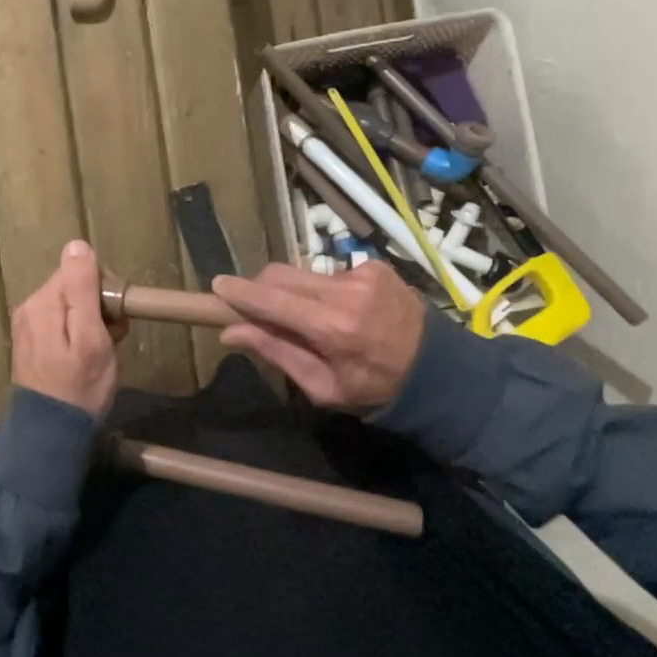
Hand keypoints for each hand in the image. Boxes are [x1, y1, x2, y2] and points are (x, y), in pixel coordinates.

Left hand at [11, 241, 121, 418]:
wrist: (51, 433)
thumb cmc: (80, 386)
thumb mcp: (90, 337)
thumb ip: (83, 290)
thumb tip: (77, 246)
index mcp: (43, 301)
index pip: (80, 269)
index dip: (104, 289)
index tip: (114, 318)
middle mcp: (29, 306)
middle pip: (73, 286)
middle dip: (97, 305)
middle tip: (110, 338)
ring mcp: (27, 325)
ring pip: (69, 304)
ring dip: (90, 320)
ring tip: (99, 351)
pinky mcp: (30, 341)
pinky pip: (60, 322)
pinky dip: (77, 333)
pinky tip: (84, 356)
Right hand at [212, 261, 424, 413]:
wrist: (440, 372)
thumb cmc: (376, 390)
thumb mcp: (322, 386)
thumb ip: (276, 353)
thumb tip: (231, 331)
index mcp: (334, 328)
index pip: (272, 300)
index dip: (240, 292)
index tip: (216, 286)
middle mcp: (346, 291)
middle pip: (281, 275)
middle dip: (260, 289)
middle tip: (253, 310)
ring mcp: (363, 273)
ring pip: (303, 273)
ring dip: (294, 292)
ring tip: (308, 320)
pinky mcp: (374, 266)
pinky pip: (329, 273)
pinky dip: (322, 290)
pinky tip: (340, 312)